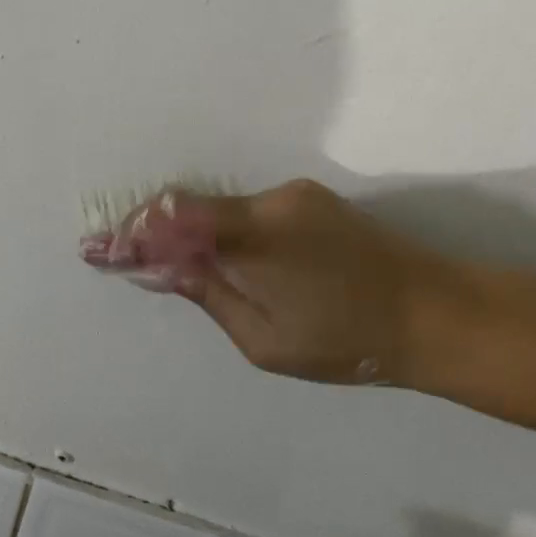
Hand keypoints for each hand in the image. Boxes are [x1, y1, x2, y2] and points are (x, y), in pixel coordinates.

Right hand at [79, 178, 481, 386]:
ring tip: (181, 271)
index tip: (99, 248)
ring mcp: (295, 196)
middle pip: (195, 209)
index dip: (134, 229)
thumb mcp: (265, 340)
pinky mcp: (312, 200)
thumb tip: (160, 268)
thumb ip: (209, 295)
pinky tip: (233, 265)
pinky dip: (229, 233)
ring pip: (224, 211)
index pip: (175, 216)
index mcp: (255, 235)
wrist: (436, 313)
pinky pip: (252, 213)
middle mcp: (271, 201)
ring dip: (197, 236)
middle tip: (130, 261)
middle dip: (159, 233)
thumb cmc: (348, 339)